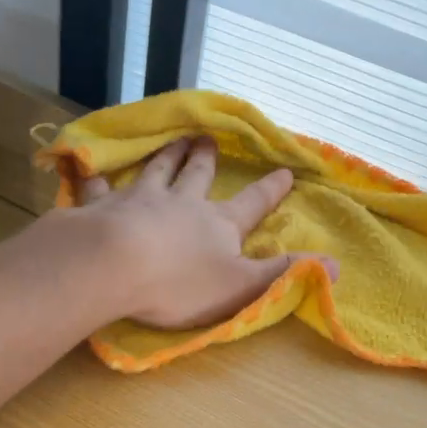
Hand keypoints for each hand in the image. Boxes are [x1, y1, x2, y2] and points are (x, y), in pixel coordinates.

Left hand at [36, 136, 337, 331]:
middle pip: (196, 175)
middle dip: (205, 159)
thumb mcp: (240, 287)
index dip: (269, 191)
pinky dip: (96, 174)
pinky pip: (98, 185)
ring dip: (166, 155)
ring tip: (173, 140)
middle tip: (208, 140)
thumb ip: (282, 275)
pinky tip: (90, 165)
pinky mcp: (100, 207)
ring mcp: (139, 200)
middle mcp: (181, 203)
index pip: (251, 205)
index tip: (284, 173)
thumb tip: (336, 265)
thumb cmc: (179, 284)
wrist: (115, 266)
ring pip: (155, 170)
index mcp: (217, 225)